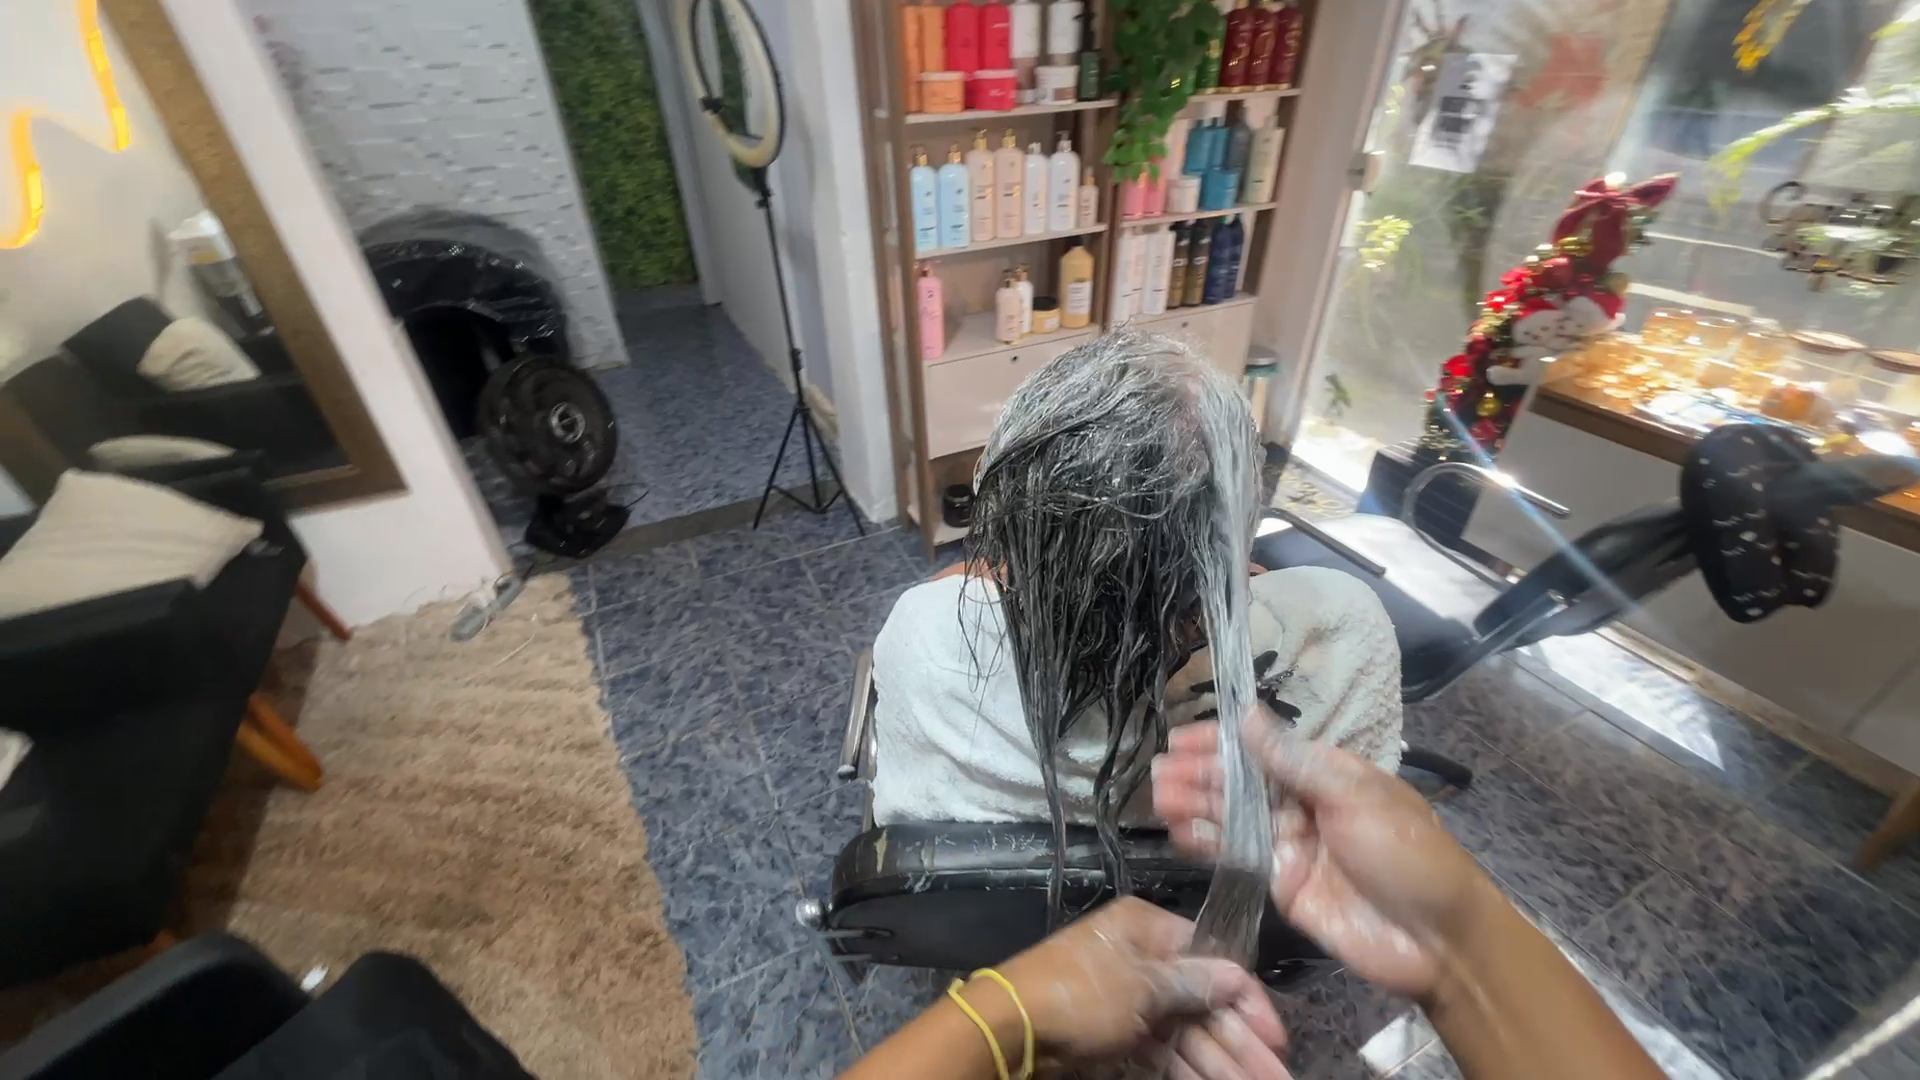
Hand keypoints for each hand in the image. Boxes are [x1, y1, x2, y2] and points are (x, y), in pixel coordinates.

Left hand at [989, 896, 1290, 1077]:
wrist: (1015, 1025)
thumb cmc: (1082, 992)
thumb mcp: (1142, 985)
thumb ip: (1193, 983)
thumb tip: (1237, 974)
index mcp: (1145, 929)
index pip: (1210, 958)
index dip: (1245, 997)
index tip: (1276, 1037)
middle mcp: (1142, 958)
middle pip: (1203, 1000)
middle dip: (1240, 1041)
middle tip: (1279, 1079)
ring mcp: (1130, 998)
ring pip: (1187, 1031)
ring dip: (1222, 1063)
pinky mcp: (1119, 1033)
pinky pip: (1164, 1051)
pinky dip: (1189, 1069)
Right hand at [1151, 708, 1498, 997]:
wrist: (1441, 943)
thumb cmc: (1405, 853)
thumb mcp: (1353, 795)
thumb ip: (1292, 759)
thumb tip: (1247, 713)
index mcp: (1321, 773)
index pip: (1260, 748)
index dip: (1219, 741)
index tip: (1180, 737)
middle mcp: (1297, 803)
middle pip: (1237, 782)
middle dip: (1198, 773)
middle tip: (1159, 771)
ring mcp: (1285, 843)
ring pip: (1229, 817)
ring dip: (1193, 803)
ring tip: (1158, 795)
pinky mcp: (1278, 882)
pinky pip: (1235, 856)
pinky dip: (1204, 842)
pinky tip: (1177, 831)